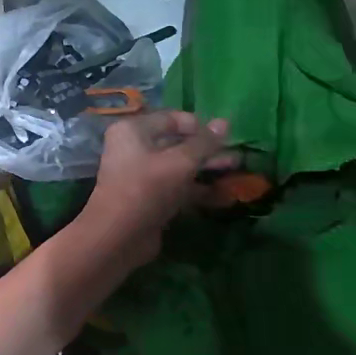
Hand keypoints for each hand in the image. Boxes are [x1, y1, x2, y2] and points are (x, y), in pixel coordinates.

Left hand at [76, 111, 235, 268]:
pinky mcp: (149, 198)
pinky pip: (176, 187)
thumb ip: (204, 143)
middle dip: (206, 149)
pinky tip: (225, 194)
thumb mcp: (180, 162)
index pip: (170, 118)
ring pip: (178, 167)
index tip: (223, 136)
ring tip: (237, 170)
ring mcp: (140, 175)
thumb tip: (224, 122)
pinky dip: (197, 189)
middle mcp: (134, 148)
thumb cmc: (147, 188)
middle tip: (236, 155)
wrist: (119, 236)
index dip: (198, 125)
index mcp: (133, 130)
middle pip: (175, 143)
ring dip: (205, 168)